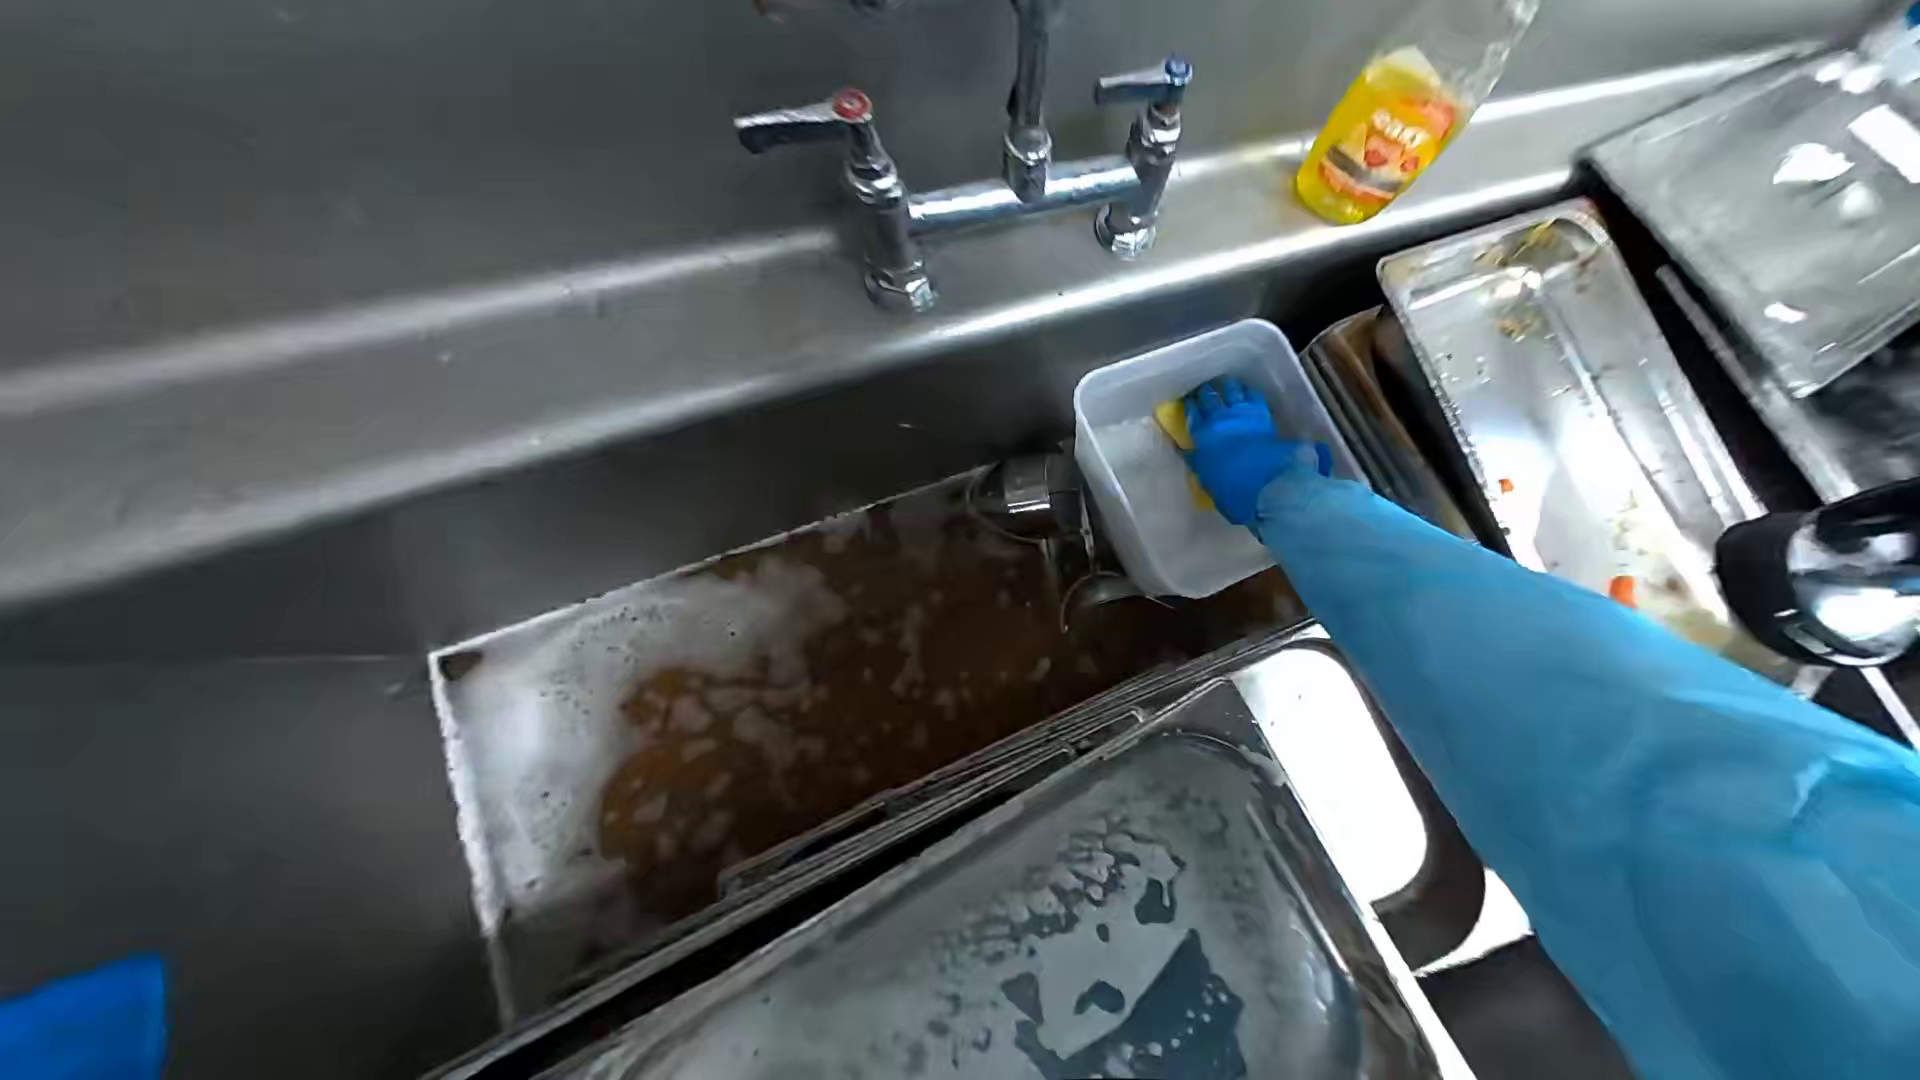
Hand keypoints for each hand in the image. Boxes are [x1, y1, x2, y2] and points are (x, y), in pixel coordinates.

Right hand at [1184, 377, 1329, 525]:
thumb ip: (1197, 461)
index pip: (1192, 414)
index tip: (1188, 402)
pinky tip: (1249, 392)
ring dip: (1228, 387)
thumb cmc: (1231, 489)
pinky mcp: (1265, 415)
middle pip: (1210, 398)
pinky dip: (1249, 393)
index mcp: (1202, 435)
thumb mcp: (1205, 478)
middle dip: (1206, 393)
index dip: (1189, 407)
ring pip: (1233, 391)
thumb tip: (1187, 451)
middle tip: (1204, 389)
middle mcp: (1220, 419)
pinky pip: (1254, 397)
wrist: (1268, 484)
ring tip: (1227, 384)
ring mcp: (1244, 414)